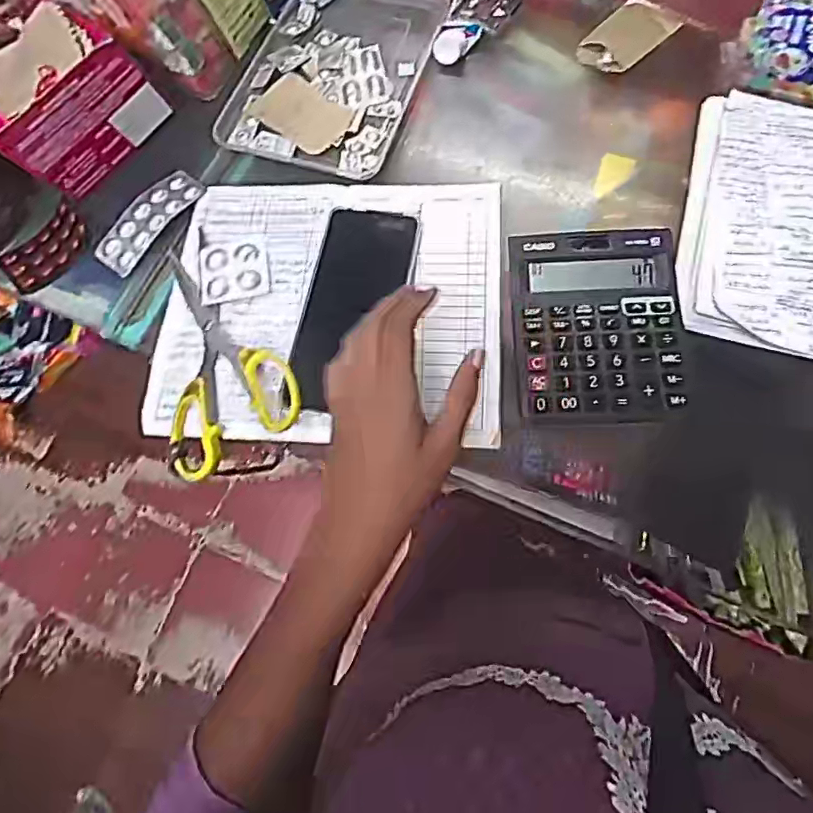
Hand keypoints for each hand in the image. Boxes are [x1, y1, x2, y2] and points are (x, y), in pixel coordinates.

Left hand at [318, 286, 481, 553]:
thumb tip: (475, 359)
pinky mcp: (336, 404)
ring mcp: (344, 392)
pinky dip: (358, 337)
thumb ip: (462, 395)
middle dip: (394, 301)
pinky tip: (366, 344)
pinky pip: (343, 356)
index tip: (430, 293)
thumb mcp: (446, 444)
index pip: (396, 327)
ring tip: (396, 309)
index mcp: (390, 387)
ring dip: (374, 315)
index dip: (412, 302)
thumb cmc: (402, 488)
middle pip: (372, 324)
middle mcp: (362, 382)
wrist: (357, 520)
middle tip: (416, 292)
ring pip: (354, 336)